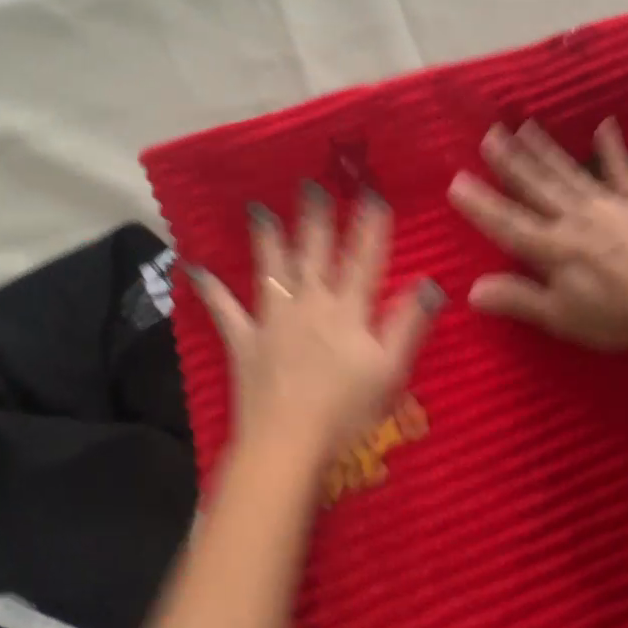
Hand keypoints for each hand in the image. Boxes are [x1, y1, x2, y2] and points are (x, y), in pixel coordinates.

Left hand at [185, 186, 442, 453]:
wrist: (286, 444)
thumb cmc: (346, 410)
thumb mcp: (390, 369)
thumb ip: (409, 323)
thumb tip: (431, 283)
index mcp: (348, 311)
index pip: (364, 259)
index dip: (370, 226)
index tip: (372, 193)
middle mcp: (310, 305)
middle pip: (315, 254)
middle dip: (316, 218)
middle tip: (311, 183)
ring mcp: (273, 321)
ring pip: (272, 270)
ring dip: (268, 238)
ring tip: (260, 209)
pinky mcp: (244, 342)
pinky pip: (225, 310)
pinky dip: (211, 289)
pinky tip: (196, 268)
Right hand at [448, 118, 627, 350]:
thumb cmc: (614, 318)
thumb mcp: (560, 317)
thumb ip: (518, 299)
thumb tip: (471, 290)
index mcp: (554, 248)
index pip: (508, 222)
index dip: (481, 204)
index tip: (457, 181)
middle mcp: (575, 218)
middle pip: (536, 186)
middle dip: (510, 161)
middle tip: (490, 135)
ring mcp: (607, 207)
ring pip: (568, 173)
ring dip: (545, 150)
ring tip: (526, 126)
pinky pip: (622, 172)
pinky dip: (613, 149)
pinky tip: (606, 125)